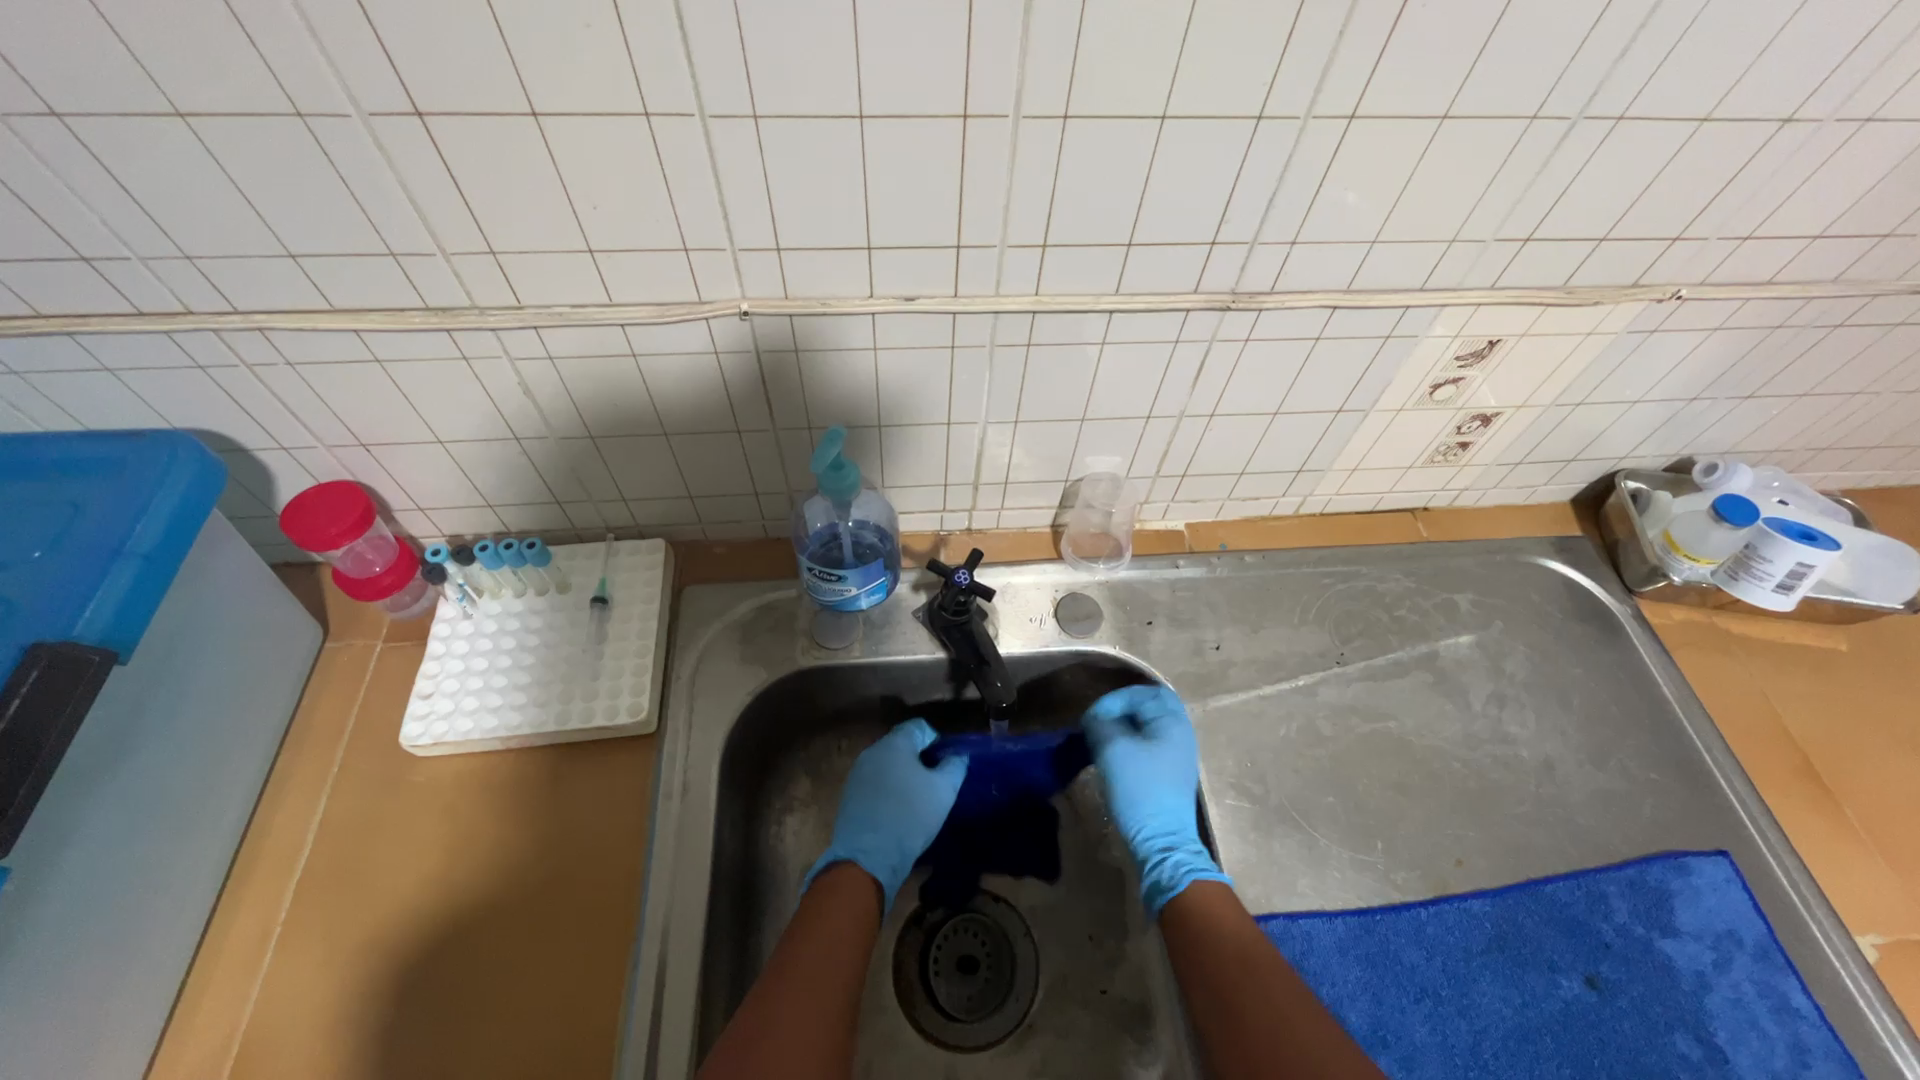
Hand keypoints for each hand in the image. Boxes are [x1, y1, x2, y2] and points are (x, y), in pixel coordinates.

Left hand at [804, 719, 966, 911]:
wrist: (868, 856)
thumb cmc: (910, 816)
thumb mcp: (944, 790)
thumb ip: (955, 766)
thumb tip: (957, 755)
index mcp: (894, 744)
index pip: (919, 727)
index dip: (937, 741)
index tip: (947, 763)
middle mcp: (871, 752)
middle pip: (901, 745)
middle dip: (920, 758)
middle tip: (936, 781)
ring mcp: (856, 774)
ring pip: (887, 765)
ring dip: (903, 775)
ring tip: (918, 798)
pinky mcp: (849, 796)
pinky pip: (874, 784)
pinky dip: (888, 790)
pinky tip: (897, 811)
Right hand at [1081, 683, 1230, 916]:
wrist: (1161, 843)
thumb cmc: (1139, 790)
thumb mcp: (1113, 750)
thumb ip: (1101, 723)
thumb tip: (1095, 718)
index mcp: (1173, 722)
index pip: (1145, 692)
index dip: (1115, 699)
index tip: (1094, 718)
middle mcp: (1181, 734)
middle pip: (1150, 707)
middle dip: (1121, 710)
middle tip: (1098, 722)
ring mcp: (1177, 756)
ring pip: (1149, 727)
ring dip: (1124, 728)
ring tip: (1101, 739)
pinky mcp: (1169, 775)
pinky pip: (1149, 746)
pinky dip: (1129, 744)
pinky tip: (1113, 758)